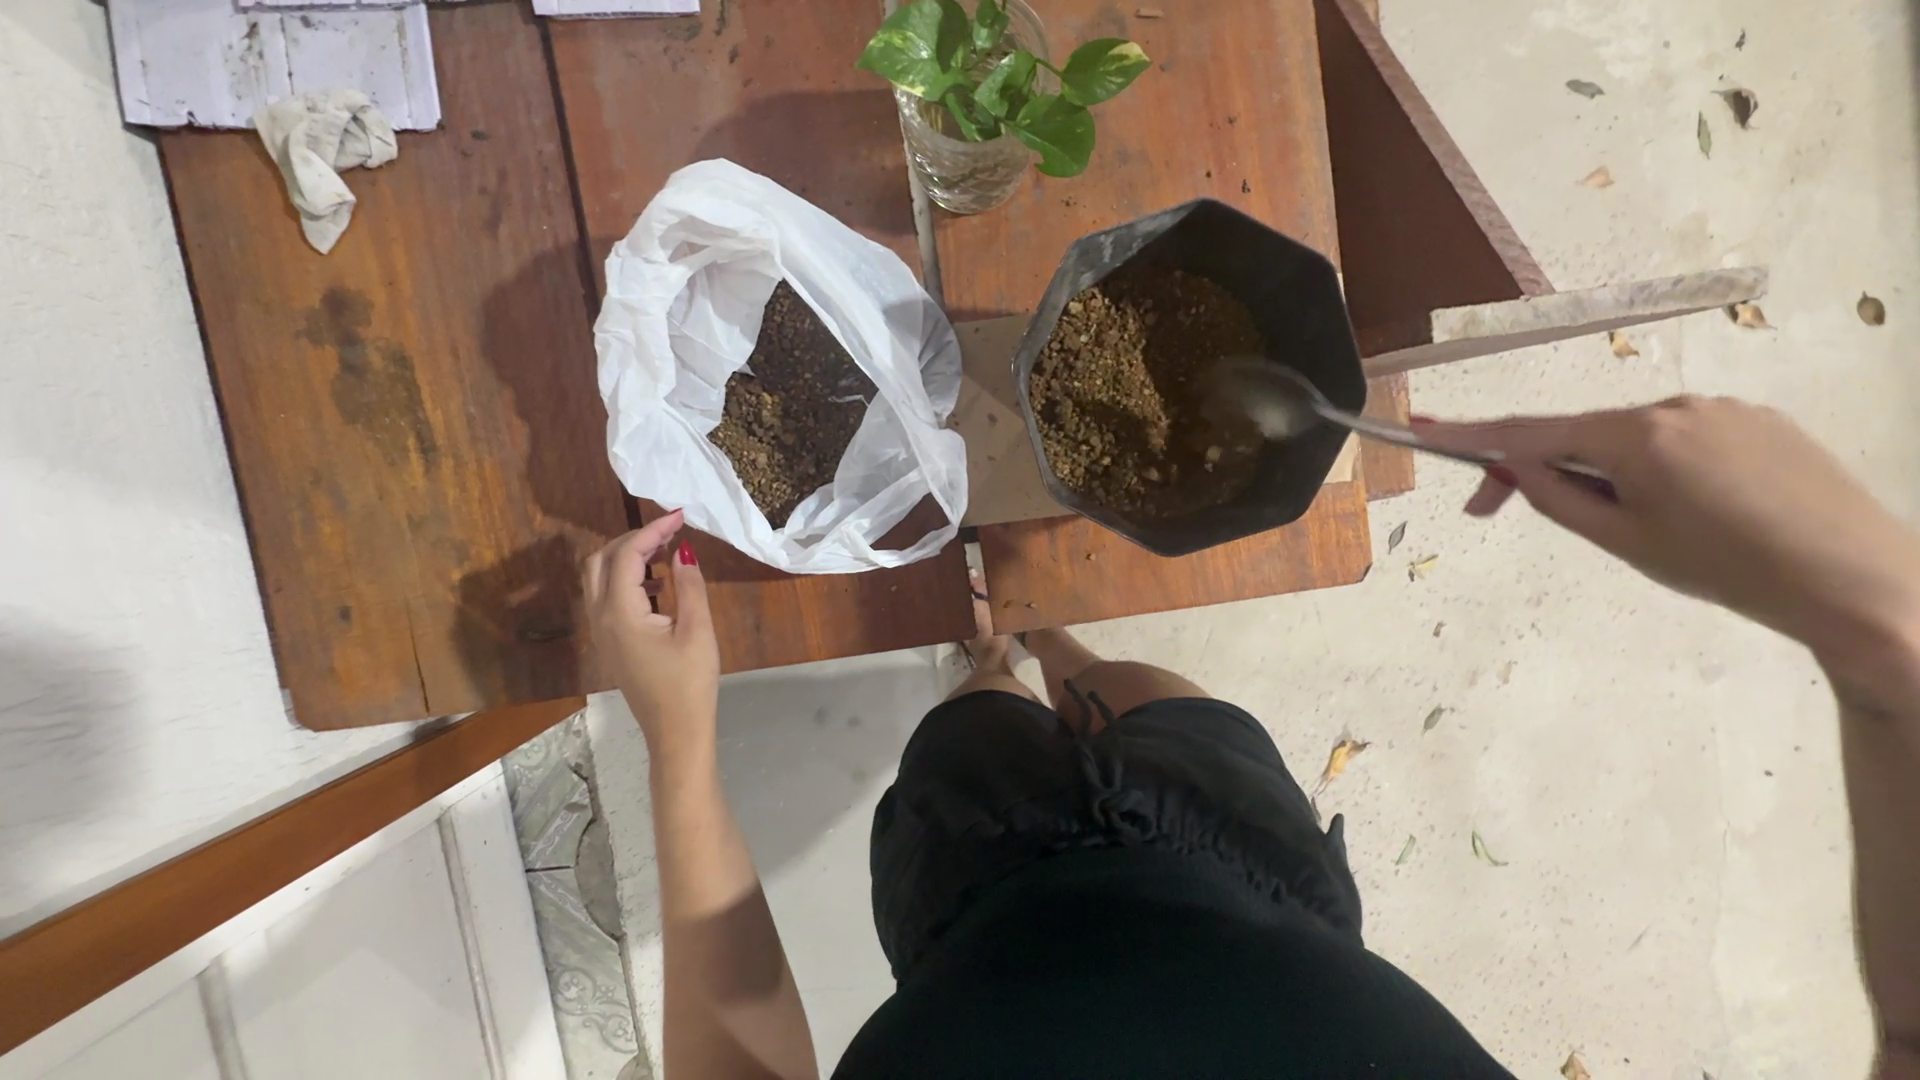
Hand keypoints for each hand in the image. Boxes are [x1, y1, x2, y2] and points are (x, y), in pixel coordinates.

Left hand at [582, 509, 719, 764]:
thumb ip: (689, 585)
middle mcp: (601, 617)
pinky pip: (609, 597)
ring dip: (629, 558)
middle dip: (633, 539)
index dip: (652, 531)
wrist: (676, 732)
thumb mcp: (697, 630)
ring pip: (600, 579)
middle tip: (670, 530)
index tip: (681, 516)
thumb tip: (683, 550)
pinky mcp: (612, 642)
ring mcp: (603, 631)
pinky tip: (662, 586)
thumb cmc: (690, 683)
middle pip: (601, 560)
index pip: (628, 555)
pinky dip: (629, 579)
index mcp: (621, 612)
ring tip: (668, 551)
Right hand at [1421, 396, 1919, 687]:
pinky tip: (1694, 509)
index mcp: (1636, 435)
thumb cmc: (1725, 569)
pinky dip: (1660, 468)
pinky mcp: (1761, 421)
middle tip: (1509, 512)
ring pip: (1633, 438)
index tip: (1422, 429)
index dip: (1469, 436)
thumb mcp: (1621, 540)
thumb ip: (1556, 497)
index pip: (1530, 433)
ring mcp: (1723, 409)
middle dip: (1545, 469)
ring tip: (1645, 527)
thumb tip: (1516, 469)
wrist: (1860, 583)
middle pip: (1581, 434)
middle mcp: (1675, 406)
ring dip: (1611, 473)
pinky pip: (1681, 438)